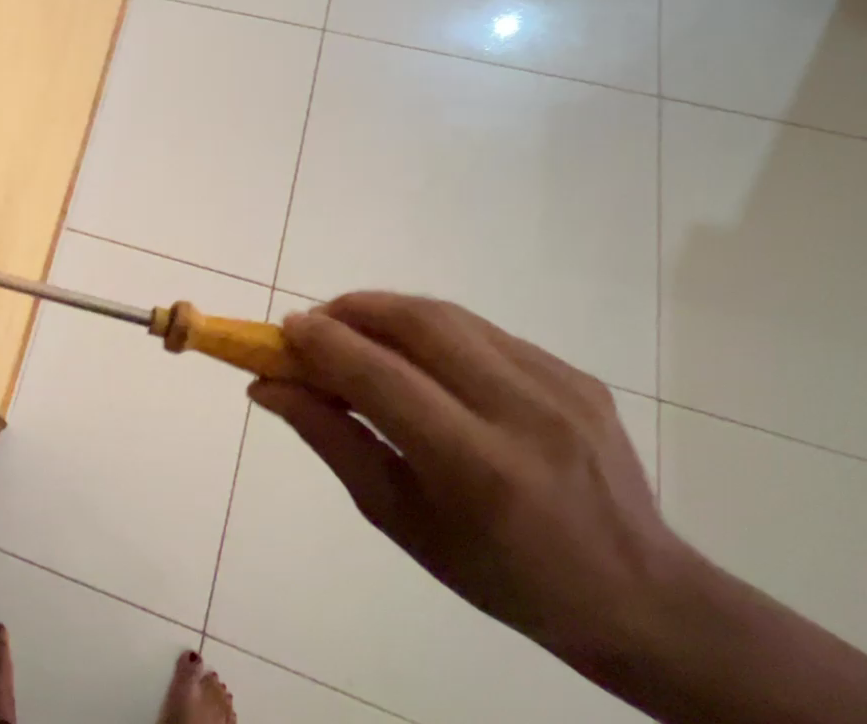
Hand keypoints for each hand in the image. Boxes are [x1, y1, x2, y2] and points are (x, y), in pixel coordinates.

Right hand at [253, 293, 686, 662]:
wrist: (635, 592)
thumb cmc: (496, 571)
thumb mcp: (397, 517)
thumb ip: (332, 441)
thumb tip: (267, 387)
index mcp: (475, 465)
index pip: (380, 376)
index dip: (323, 343)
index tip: (282, 331)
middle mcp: (523, 413)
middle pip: (420, 323)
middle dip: (352, 310)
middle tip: (314, 327)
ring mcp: (560, 388)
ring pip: (451, 317)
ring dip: (388, 313)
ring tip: (356, 336)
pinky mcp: (579, 376)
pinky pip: (487, 334)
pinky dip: (434, 334)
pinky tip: (420, 364)